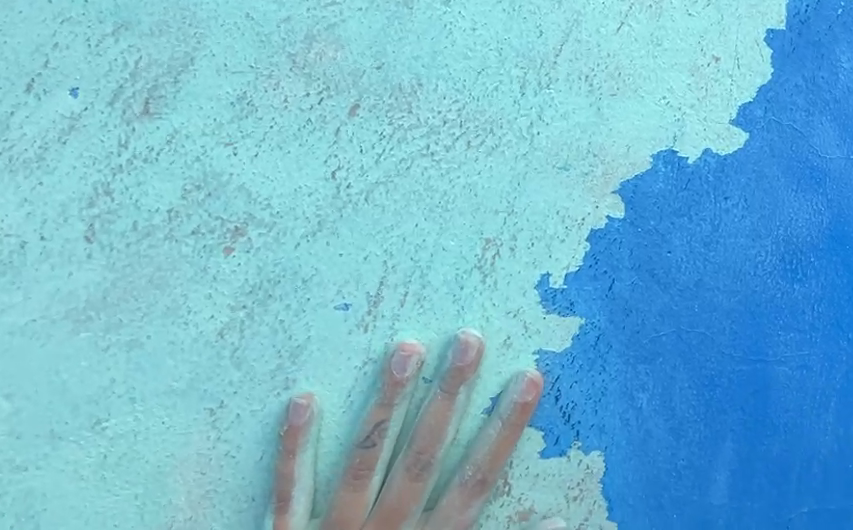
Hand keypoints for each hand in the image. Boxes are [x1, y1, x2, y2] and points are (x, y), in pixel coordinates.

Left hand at [270, 330, 562, 529]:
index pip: (477, 481)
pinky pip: (289, 496)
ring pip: (363, 463)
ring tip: (405, 349)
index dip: (506, 430)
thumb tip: (562, 519)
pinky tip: (303, 400)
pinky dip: (294, 452)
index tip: (530, 377)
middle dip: (448, 397)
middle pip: (423, 458)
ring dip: (385, 406)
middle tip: (468, 340)